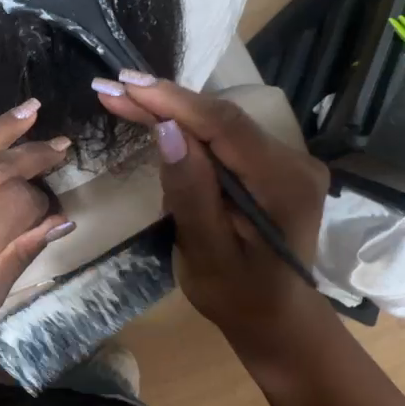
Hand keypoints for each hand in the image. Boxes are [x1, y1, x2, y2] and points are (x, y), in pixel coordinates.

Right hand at [94, 76, 328, 346]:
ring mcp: (285, 160)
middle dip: (163, 101)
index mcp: (285, 184)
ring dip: (169, 110)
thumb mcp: (206, 252)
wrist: (276, 320)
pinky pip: (223, 137)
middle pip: (220, 119)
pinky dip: (186, 128)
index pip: (225, 126)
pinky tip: (152, 115)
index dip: (172, 101)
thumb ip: (190, 191)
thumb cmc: (238, 296)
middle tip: (110, 86)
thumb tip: (165, 131)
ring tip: (122, 96)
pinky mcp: (270, 164)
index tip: (124, 84)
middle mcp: (294, 161)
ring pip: (219, 123)